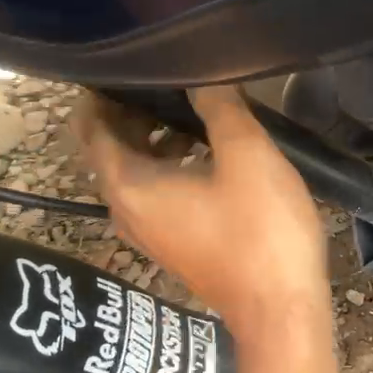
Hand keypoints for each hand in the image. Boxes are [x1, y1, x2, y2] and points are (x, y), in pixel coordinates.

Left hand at [75, 87, 329, 334]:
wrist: (281, 308)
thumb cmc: (262, 231)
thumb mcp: (249, 157)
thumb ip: (222, 110)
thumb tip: (204, 75)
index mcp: (129, 185)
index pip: (91, 126)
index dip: (104, 92)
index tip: (130, 64)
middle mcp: (127, 210)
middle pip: (112, 150)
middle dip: (134, 114)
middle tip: (170, 81)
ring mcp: (152, 233)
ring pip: (138, 174)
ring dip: (157, 142)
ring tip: (197, 116)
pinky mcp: (178, 247)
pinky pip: (160, 195)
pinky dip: (173, 169)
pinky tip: (214, 160)